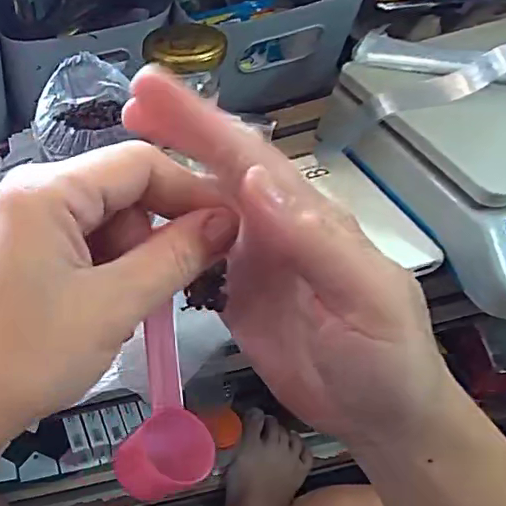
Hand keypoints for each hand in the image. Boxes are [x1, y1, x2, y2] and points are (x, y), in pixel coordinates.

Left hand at [0, 141, 238, 452]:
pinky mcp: (12, 250)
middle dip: (149, 237)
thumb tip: (227, 220)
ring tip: (120, 311)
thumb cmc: (34, 356)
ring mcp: (13, 221)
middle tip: (161, 290)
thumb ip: (176, 255)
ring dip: (126, 261)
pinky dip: (100, 271)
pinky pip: (74, 242)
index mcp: (42, 190)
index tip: (228, 228)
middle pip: (117, 191)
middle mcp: (23, 191)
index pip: (137, 163)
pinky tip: (97, 310)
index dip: (190, 192)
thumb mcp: (115, 305)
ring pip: (99, 221)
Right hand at [122, 67, 466, 450]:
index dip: (200, 123)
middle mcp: (274, 229)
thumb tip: (252, 181)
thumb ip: (315, 241)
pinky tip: (138, 228)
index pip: (247, 158)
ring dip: (162, 181)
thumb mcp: (365, 297)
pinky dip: (164, 238)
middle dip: (176, 132)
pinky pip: (193, 258)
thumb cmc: (385, 357)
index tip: (152, 90)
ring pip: (199, 211)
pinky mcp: (234, 296)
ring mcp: (252, 262)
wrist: (379, 415)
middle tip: (129, 102)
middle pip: (218, 171)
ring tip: (119, 159)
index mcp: (305, 218)